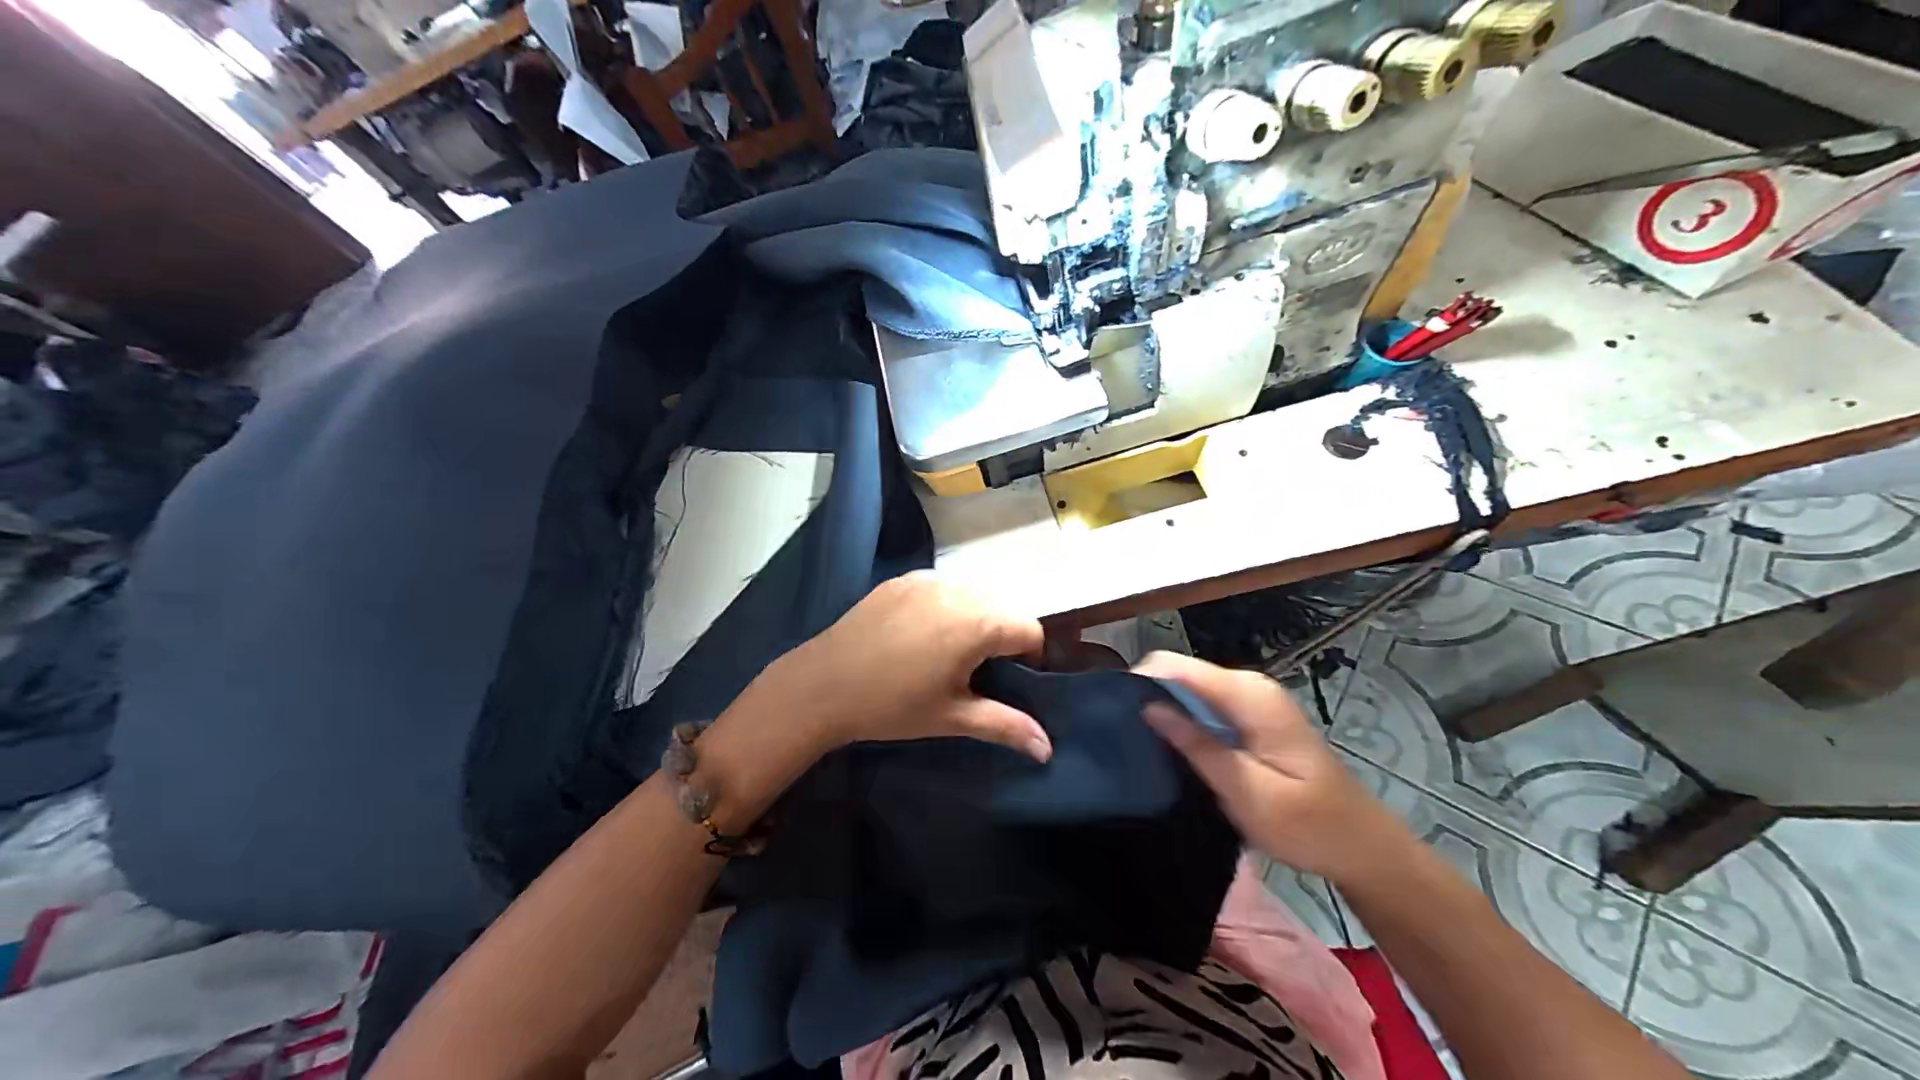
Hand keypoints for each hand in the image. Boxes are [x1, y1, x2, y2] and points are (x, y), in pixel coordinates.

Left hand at [765, 571, 1051, 761]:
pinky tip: (921, 635)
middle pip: (1003, 608)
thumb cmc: (892, 706)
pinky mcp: (902, 579)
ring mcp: (927, 579)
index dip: (1030, 658)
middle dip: (1001, 637)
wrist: (821, 685)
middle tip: (977, 672)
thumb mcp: (952, 717)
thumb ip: (1006, 726)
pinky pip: (941, 587)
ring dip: (974, 618)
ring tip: (948, 653)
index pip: (1029, 629)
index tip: (1010, 682)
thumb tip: (1048, 749)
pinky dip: (945, 606)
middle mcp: (958, 589)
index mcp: (977, 622)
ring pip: (973, 594)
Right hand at [1134, 651, 1417, 886]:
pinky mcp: (1252, 717)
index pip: (1175, 666)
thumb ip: (1197, 746)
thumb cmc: (1310, 826)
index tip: (1114, 717)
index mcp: (1249, 696)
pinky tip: (1176, 752)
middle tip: (1127, 741)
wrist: (1363, 847)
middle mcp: (1250, 686)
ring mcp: (1252, 700)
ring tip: (1144, 748)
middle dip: (1151, 699)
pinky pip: (1205, 706)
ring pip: (1189, 691)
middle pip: (1180, 674)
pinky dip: (1186, 723)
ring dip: (1167, 714)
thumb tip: (1148, 707)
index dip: (1141, 683)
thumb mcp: (1248, 793)